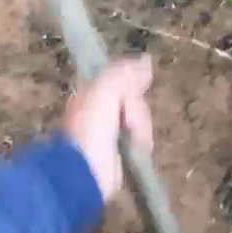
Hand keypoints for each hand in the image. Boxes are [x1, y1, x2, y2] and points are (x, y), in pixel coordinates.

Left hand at [61, 57, 153, 200]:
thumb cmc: (92, 128)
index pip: (121, 78)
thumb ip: (123, 74)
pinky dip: (141, 143)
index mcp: (91, 92)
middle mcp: (100, 109)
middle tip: (129, 121)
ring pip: (140, 119)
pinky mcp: (120, 152)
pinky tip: (137, 149)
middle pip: (134, 99)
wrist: (85, 172)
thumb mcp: (105, 91)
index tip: (142, 86)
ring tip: (132, 140)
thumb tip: (146, 60)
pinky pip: (140, 139)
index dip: (133, 82)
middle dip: (137, 110)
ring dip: (141, 129)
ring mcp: (110, 132)